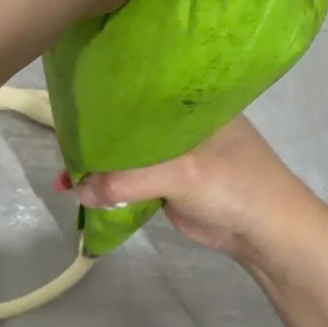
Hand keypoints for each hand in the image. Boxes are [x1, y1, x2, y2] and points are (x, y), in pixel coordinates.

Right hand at [71, 117, 317, 256]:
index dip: (107, 100)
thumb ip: (127, 181)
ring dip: (98, 166)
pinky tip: (82, 191)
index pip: (141, 92)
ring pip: (126, 155)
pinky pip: (130, 180)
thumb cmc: (235, 186)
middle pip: (128, 127)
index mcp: (191, 105)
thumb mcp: (181, 174)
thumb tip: (78, 191)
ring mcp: (174, 156)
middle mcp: (180, 125)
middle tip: (60, 148)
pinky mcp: (168, 183)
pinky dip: (108, 186)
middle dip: (94, 139)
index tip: (73, 105)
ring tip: (63, 176)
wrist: (266, 234)